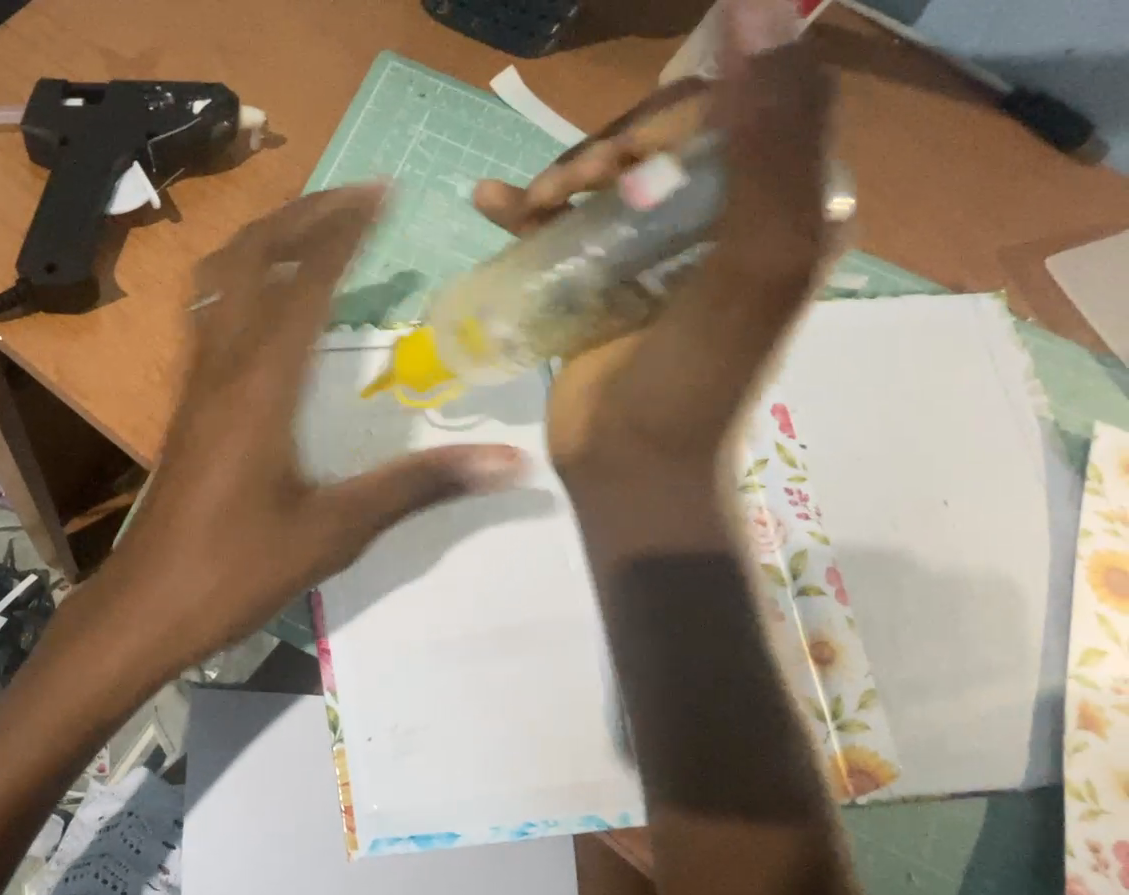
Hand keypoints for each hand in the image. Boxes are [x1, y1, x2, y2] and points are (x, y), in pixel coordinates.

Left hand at [99, 186, 526, 668]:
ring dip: (262, 244)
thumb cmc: (236, 571)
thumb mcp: (334, 532)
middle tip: (352, 198)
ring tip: (311, 231)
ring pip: (217, 285)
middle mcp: (221, 369)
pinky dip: (239, 286)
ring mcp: (194, 386)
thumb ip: (417, 487)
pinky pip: (207, 320)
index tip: (383, 191)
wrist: (148, 605)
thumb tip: (509, 462)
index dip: (343, 229)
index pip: (305, 282)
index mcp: (261, 387)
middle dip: (299, 216)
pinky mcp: (184, 409)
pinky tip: (265, 306)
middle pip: (249, 261)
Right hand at [475, 0, 837, 489]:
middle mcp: (724, 214)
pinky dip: (523, 206)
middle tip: (572, 188)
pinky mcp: (599, 277)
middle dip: (609, 147)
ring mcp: (655, 247)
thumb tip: (761, 7)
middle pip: (666, 133)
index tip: (627, 154)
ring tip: (527, 205)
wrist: (631, 467)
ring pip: (609, 173)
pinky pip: (562, 223)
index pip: (745, 102)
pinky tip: (489, 201)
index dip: (680, 107)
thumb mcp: (756, 260)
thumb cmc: (697, 377)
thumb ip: (772, 141)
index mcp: (786, 200)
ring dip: (562, 174)